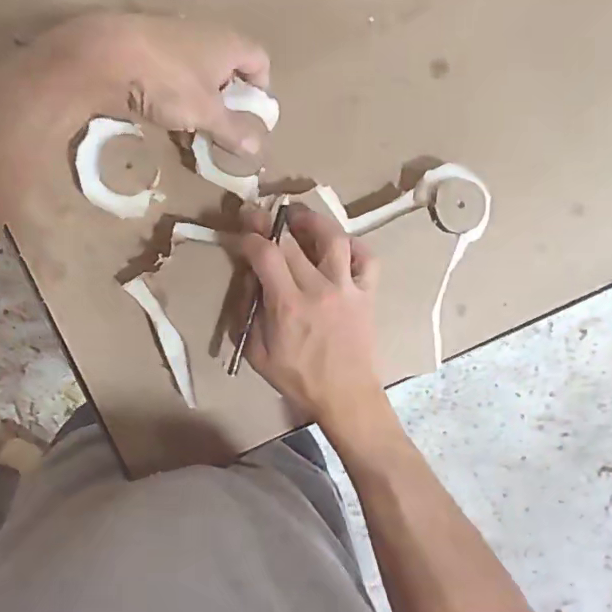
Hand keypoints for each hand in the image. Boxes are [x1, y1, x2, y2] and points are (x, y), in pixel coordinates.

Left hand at [33, 12, 271, 155]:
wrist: (104, 56)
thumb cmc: (168, 80)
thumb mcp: (206, 112)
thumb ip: (233, 129)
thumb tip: (257, 147)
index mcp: (230, 42)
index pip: (261, 60)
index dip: (262, 89)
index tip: (252, 116)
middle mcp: (206, 35)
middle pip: (229, 70)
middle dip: (228, 102)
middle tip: (223, 130)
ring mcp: (174, 41)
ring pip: (198, 76)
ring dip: (200, 105)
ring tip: (193, 133)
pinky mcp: (147, 51)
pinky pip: (172, 77)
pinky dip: (175, 99)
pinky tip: (165, 121)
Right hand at [235, 204, 391, 429]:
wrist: (346, 396)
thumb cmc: (298, 379)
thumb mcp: (257, 353)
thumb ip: (247, 313)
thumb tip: (248, 280)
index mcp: (288, 305)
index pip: (266, 253)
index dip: (251, 236)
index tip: (243, 233)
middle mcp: (319, 288)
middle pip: (294, 241)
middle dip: (272, 222)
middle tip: (261, 215)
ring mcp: (348, 288)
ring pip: (334, 238)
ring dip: (314, 221)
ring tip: (299, 217)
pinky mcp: (368, 293)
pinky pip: (367, 258)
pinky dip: (353, 245)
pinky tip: (339, 244)